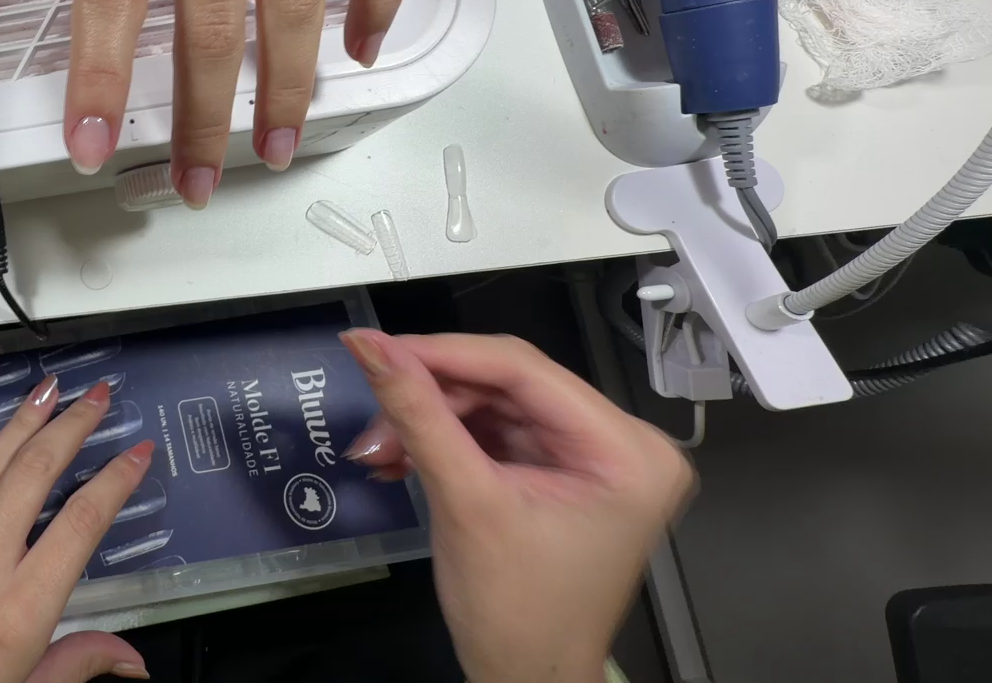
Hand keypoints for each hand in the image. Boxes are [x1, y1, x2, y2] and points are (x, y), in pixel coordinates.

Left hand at [0, 377, 155, 682]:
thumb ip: (78, 664)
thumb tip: (131, 660)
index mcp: (20, 608)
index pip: (81, 524)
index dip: (115, 481)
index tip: (137, 453)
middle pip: (35, 474)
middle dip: (70, 426)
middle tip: (95, 396)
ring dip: (21, 422)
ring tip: (47, 389)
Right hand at [338, 330, 695, 682]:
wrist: (525, 677)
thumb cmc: (514, 606)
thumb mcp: (463, 499)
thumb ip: (415, 412)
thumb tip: (366, 343)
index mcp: (625, 451)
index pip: (521, 368)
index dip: (440, 352)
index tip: (370, 347)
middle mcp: (617, 441)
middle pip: (500, 380)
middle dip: (427, 397)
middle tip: (372, 421)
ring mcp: (584, 452)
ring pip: (483, 399)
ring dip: (423, 418)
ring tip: (379, 451)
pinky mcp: (551, 463)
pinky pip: (483, 424)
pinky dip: (436, 435)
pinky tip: (398, 457)